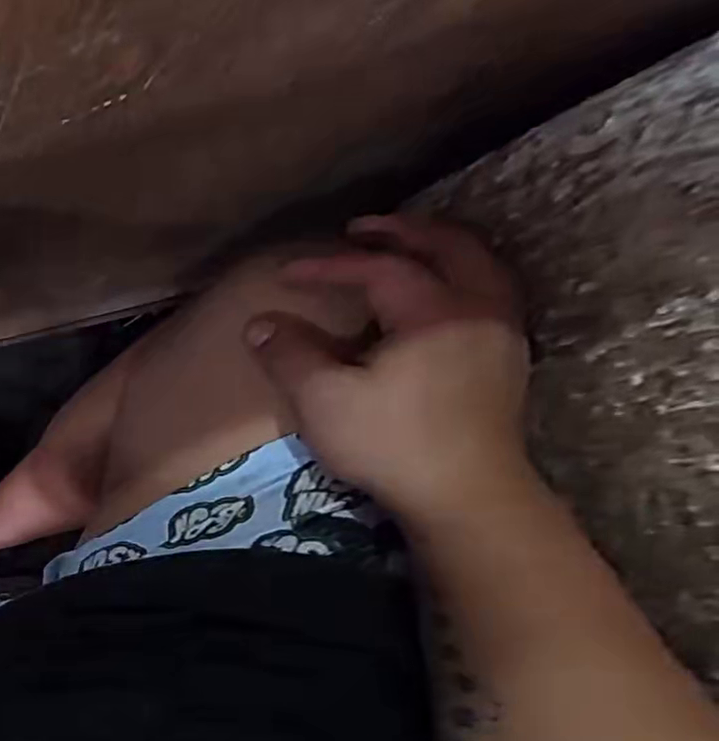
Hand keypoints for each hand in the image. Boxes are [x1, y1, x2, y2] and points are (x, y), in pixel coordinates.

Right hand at [244, 215, 533, 520]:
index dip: (330, 267)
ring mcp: (500, 335)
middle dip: (404, 233)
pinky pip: (483, 295)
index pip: (381, 271)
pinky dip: (453, 279)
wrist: (460, 491)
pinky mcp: (501, 360)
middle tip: (361, 229)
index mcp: (436, 314)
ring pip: (478, 269)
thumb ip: (289, 354)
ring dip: (437, 251)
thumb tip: (260, 323)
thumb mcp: (320, 398)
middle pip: (451, 249)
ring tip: (399, 252)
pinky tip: (427, 298)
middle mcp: (480, 311)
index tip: (285, 273)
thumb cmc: (386, 440)